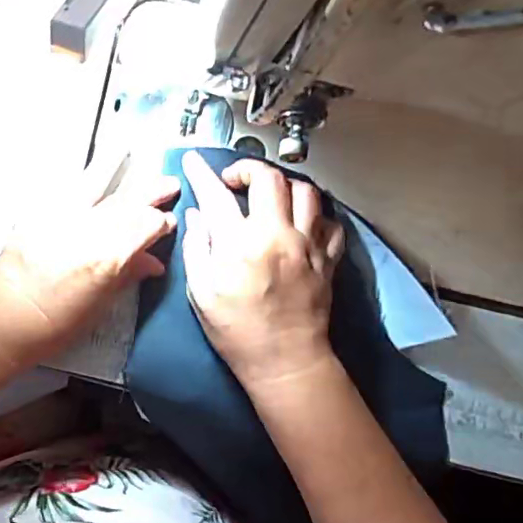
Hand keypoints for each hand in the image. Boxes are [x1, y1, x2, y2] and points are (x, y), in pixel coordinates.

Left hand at [0, 157, 180, 365]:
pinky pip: (60, 190)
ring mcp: (59, 218)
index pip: (147, 225)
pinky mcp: (34, 215)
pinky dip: (76, 180)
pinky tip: (84, 171)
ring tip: (124, 147)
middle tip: (168, 183)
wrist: (6, 319)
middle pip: (127, 201)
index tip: (167, 223)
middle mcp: (87, 231)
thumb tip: (151, 262)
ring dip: (111, 164)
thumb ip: (127, 276)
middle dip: (151, 191)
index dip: (162, 223)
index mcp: (108, 257)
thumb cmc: (56, 324)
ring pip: (92, 184)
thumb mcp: (100, 306)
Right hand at [181, 151, 345, 389]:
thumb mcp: (200, 292)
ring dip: (283, 185)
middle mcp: (278, 235)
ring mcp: (308, 245)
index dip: (202, 174)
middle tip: (232, 181)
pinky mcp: (328, 258)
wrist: (284, 360)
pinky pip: (329, 221)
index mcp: (240, 244)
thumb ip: (196, 248)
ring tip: (267, 196)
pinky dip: (313, 213)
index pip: (217, 196)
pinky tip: (299, 221)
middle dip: (247, 170)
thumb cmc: (236, 330)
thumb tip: (197, 216)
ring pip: (305, 192)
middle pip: (269, 179)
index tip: (193, 161)